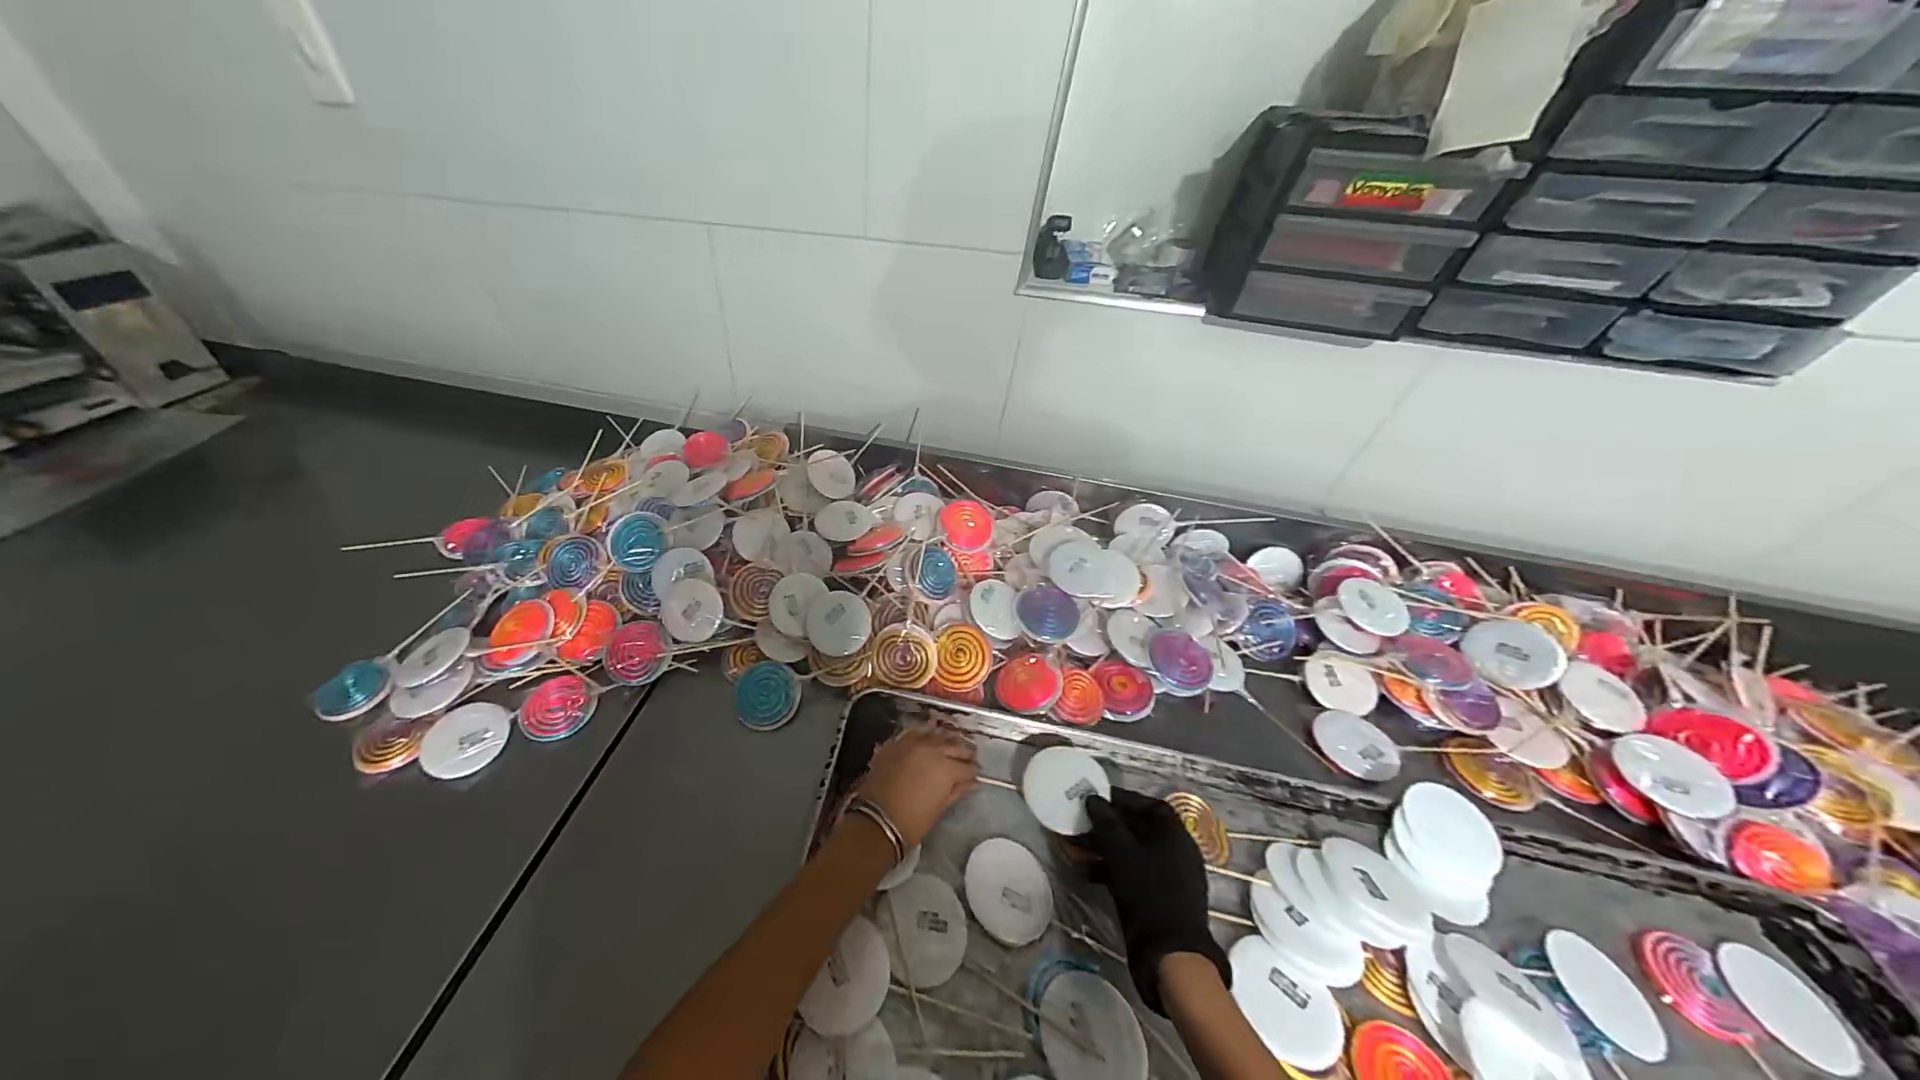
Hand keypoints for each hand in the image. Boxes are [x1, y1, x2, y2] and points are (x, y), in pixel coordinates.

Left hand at [853, 723, 978, 847]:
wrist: (876, 820)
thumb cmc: (912, 821)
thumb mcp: (939, 807)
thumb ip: (956, 790)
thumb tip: (970, 782)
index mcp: (946, 768)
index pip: (967, 766)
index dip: (973, 772)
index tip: (974, 775)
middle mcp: (932, 750)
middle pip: (954, 745)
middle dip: (964, 752)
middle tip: (969, 758)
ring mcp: (912, 744)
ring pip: (936, 734)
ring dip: (946, 740)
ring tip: (951, 745)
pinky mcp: (896, 744)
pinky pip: (915, 734)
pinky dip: (925, 736)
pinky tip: (928, 740)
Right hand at [1082, 788, 1229, 1013]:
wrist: (1169, 953)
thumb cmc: (1148, 894)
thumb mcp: (1121, 853)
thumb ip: (1106, 822)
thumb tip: (1093, 798)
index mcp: (1175, 834)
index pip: (1150, 805)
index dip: (1123, 799)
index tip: (1097, 798)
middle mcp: (1177, 851)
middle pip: (1141, 828)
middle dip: (1109, 824)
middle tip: (1082, 822)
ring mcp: (1171, 877)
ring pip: (1135, 851)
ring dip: (1107, 847)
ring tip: (1079, 848)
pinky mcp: (1162, 898)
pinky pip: (1135, 872)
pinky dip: (1113, 869)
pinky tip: (1088, 874)